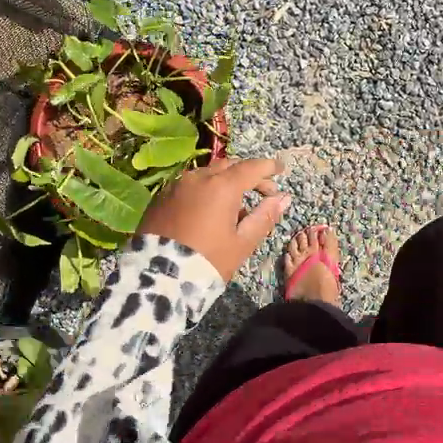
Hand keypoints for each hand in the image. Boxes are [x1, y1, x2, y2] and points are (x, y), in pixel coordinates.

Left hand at [137, 156, 289, 280]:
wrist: (159, 276)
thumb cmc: (208, 260)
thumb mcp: (242, 243)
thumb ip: (264, 217)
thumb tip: (283, 198)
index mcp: (222, 186)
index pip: (252, 168)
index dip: (269, 167)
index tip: (281, 169)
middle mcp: (199, 177)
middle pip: (229, 166)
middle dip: (247, 174)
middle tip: (262, 190)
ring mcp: (177, 185)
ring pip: (207, 173)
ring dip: (224, 181)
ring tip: (234, 203)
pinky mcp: (161, 196)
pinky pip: (189, 184)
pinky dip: (204, 189)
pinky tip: (208, 208)